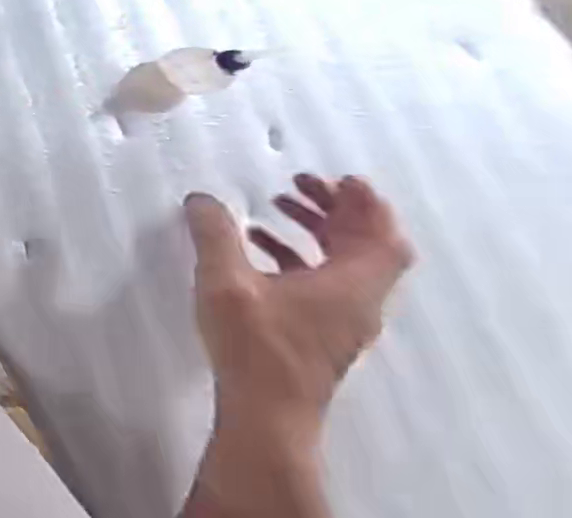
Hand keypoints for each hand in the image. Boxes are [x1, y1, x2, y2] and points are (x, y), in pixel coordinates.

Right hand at [184, 175, 413, 440]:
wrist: (266, 406)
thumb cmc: (253, 340)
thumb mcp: (224, 279)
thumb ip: (214, 234)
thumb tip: (203, 199)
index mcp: (349, 287)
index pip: (381, 240)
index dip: (368, 207)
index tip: (343, 178)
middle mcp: (355, 301)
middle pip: (365, 248)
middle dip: (338, 210)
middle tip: (300, 182)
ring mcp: (338, 318)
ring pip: (342, 263)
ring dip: (317, 230)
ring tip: (277, 206)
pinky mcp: (317, 328)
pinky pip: (320, 278)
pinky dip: (297, 252)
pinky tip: (256, 243)